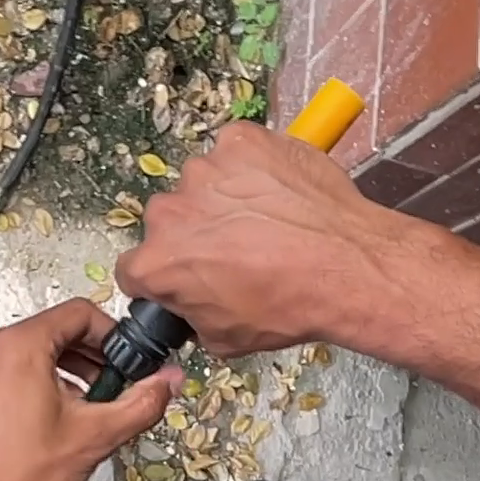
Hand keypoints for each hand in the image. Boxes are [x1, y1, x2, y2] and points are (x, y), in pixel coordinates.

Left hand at [0, 299, 181, 480]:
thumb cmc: (19, 473)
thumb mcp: (96, 435)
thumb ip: (141, 403)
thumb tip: (169, 381)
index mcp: (23, 345)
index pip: (81, 312)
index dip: (114, 335)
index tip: (130, 360)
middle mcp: (0, 346)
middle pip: (64, 327)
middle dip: (98, 354)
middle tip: (119, 384)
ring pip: (46, 346)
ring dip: (79, 367)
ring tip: (97, 402)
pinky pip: (27, 364)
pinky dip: (54, 377)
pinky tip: (69, 412)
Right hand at [115, 123, 422, 356]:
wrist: (345, 266)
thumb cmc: (287, 306)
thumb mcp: (224, 339)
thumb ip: (192, 317)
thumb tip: (194, 307)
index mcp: (157, 264)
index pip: (134, 269)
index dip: (157, 277)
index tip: (179, 278)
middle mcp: (170, 212)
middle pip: (167, 223)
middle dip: (192, 235)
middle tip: (231, 252)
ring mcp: (205, 171)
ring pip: (200, 185)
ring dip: (220, 199)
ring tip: (261, 221)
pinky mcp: (241, 141)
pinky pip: (233, 153)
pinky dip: (248, 168)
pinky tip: (274, 193)